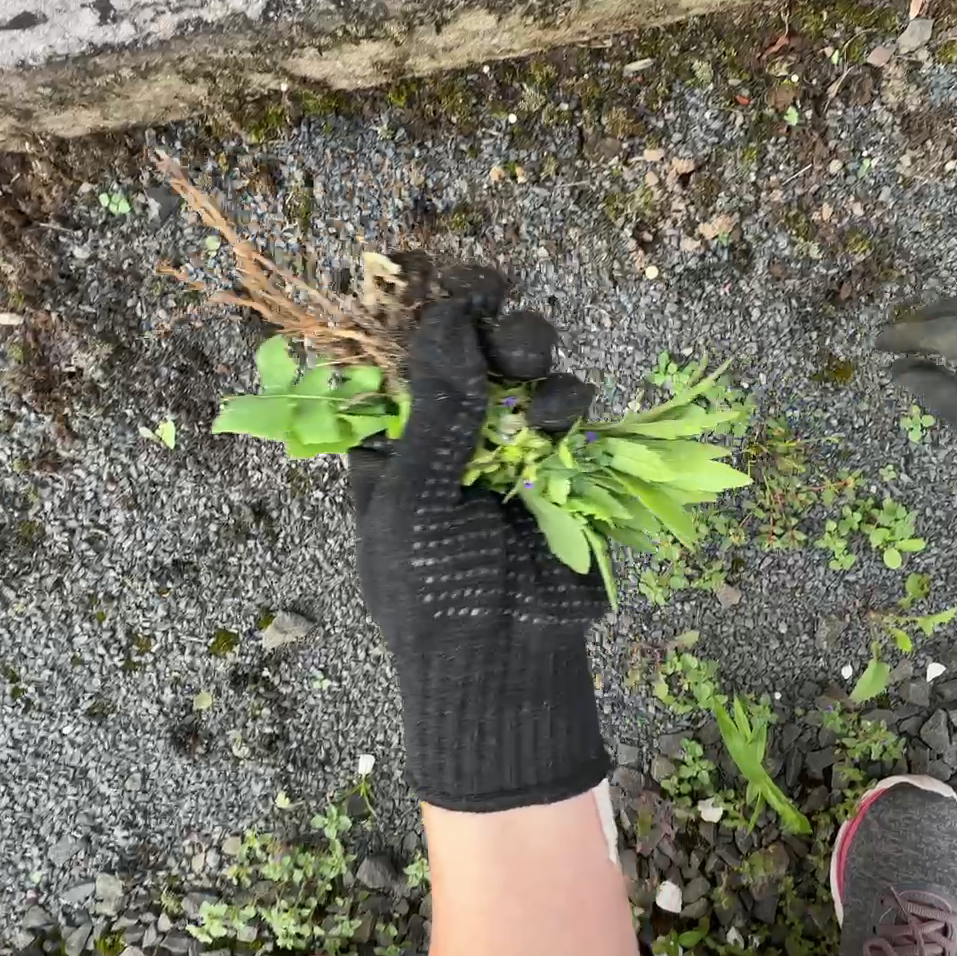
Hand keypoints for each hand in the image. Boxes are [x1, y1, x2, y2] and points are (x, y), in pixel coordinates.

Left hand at [349, 271, 609, 811]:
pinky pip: (563, 417)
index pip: (404, 367)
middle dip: (487, 336)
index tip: (461, 293)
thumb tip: (451, 318)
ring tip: (534, 363)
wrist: (505, 663)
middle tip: (504, 321)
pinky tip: (563, 417)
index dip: (430, 326)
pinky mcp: (558, 469)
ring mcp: (506, 454)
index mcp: (392, 450)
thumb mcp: (414, 499)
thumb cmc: (436, 589)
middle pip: (468, 362)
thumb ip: (437, 409)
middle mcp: (448, 443)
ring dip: (529, 358)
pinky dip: (564, 405)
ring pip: (521, 379)